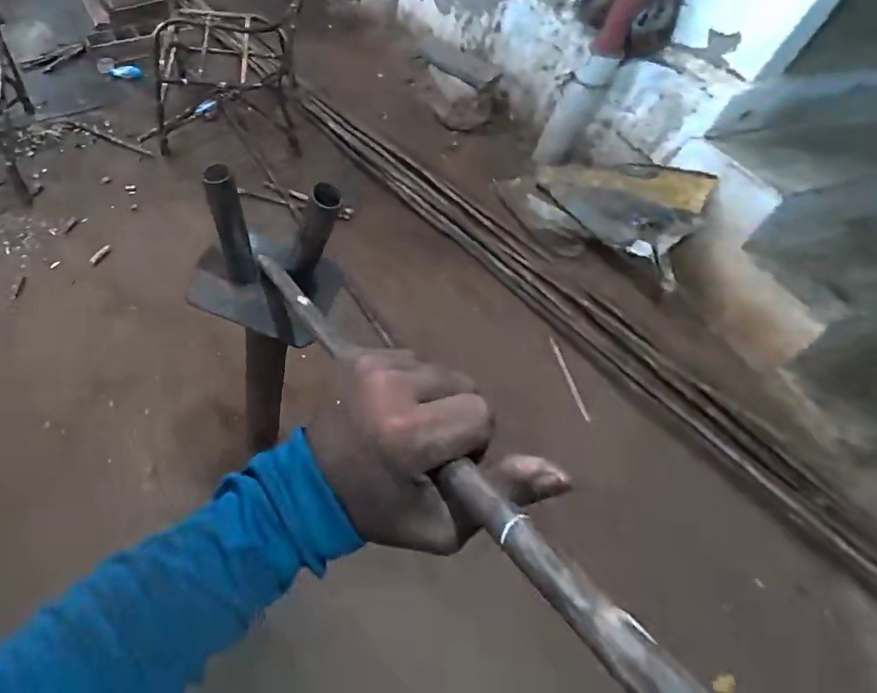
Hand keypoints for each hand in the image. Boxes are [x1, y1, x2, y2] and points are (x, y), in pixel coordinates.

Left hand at [307, 348, 569, 554]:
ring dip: (434, 397)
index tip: (447, 462)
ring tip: (404, 425)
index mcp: (407, 432)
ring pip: (438, 370)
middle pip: (463, 385)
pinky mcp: (357, 353)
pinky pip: (410, 358)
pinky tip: (388, 406)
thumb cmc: (381, 509)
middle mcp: (387, 386)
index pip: (481, 413)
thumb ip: (503, 494)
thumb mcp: (445, 523)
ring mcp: (369, 364)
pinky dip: (410, 382)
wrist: (314, 479)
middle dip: (457, 415)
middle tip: (425, 445)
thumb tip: (562, 475)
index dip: (475, 443)